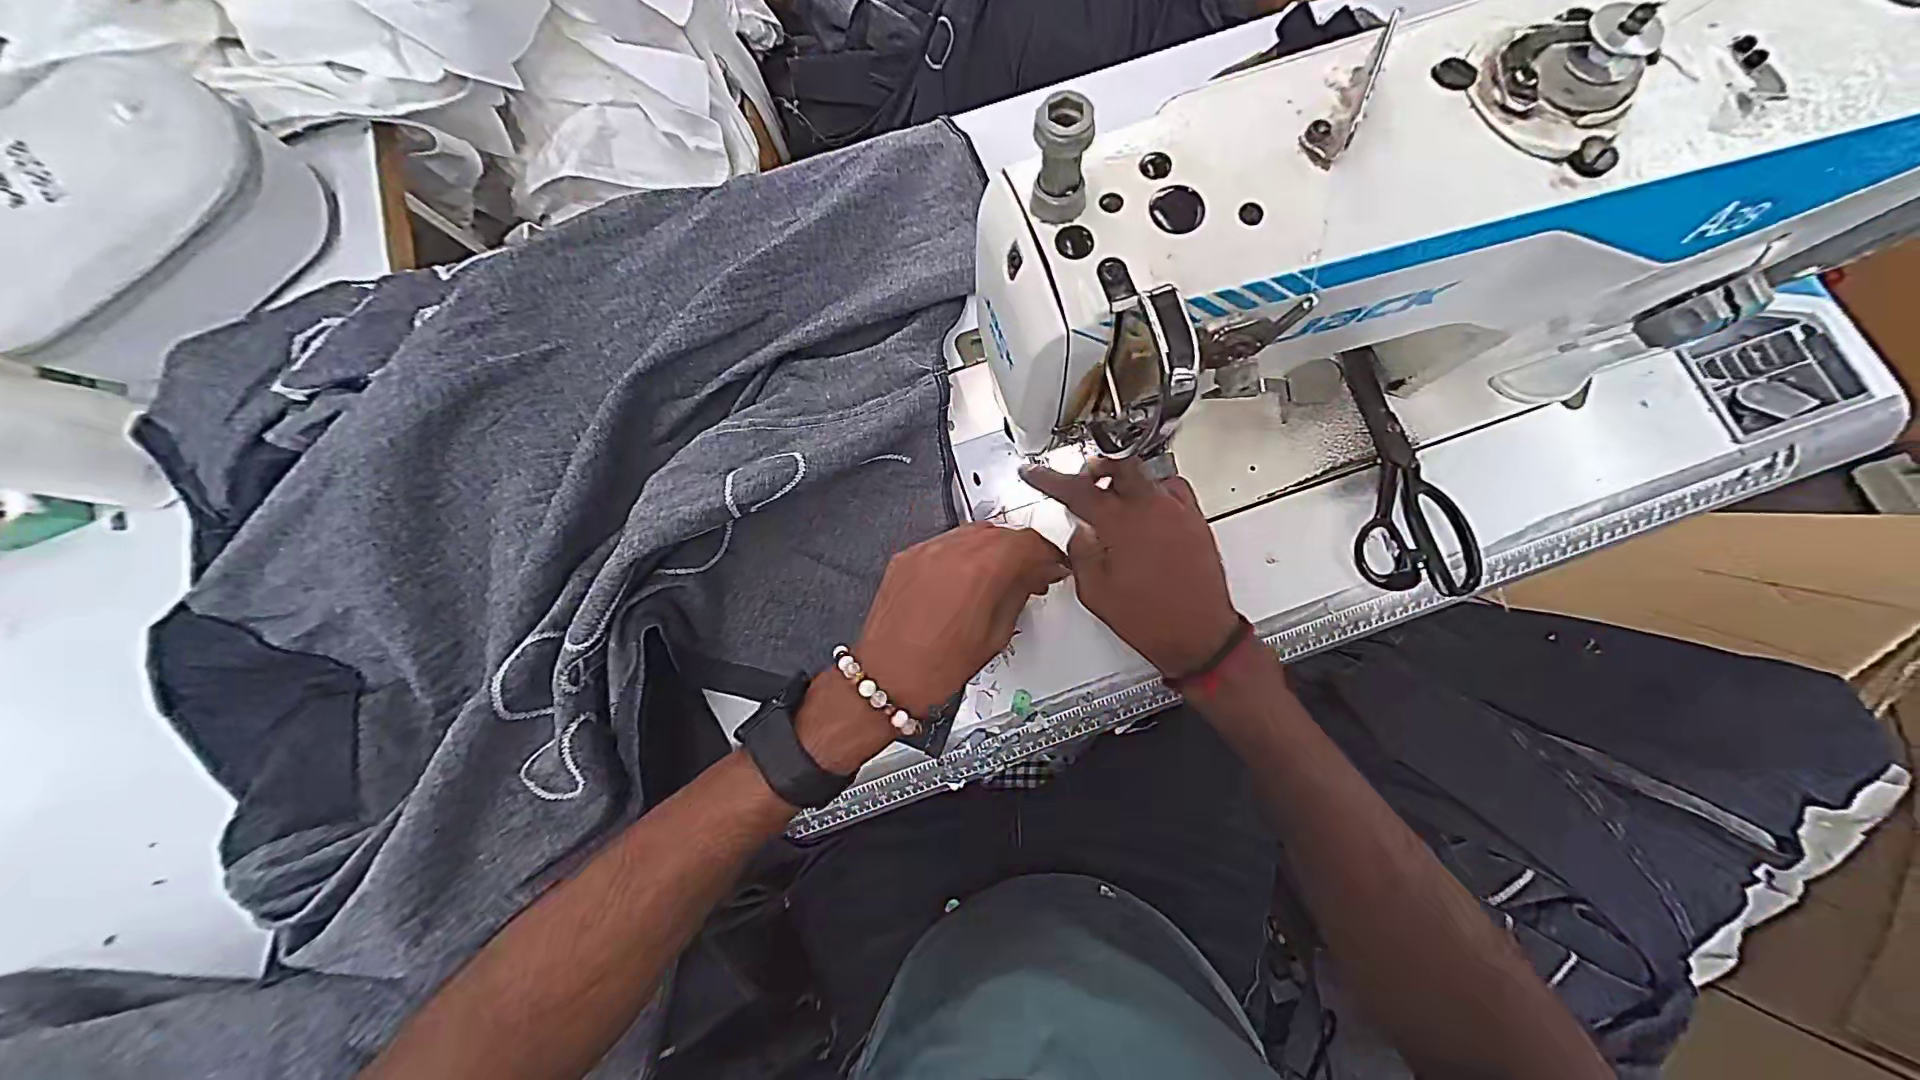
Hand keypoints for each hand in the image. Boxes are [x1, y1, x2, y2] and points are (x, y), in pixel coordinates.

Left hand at [854, 523, 1067, 717]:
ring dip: (993, 547)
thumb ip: (1019, 594)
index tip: (1052, 564)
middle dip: (1022, 549)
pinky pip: (944, 542)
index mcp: (979, 570)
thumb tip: (1033, 576)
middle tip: (1031, 570)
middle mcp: (950, 553)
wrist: (888, 677)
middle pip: (1001, 531)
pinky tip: (967, 575)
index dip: (1047, 552)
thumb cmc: (934, 667)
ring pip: (972, 531)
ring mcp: (925, 552)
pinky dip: (962, 552)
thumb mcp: (996, 634)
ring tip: (999, 574)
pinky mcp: (907, 557)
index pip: (1027, 541)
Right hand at [1020, 457, 1239, 676]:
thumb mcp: (1095, 591)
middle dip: (1093, 468)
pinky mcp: (1196, 521)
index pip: (1076, 489)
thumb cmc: (1152, 619)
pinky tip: (1148, 504)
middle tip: (1081, 478)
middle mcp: (1150, 509)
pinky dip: (1155, 490)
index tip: (1036, 474)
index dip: (1049, 479)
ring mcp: (1177, 512)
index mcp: (1119, 523)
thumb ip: (1080, 552)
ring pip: (1146, 473)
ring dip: (1123, 478)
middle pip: (1117, 465)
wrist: (1198, 635)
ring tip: (1112, 492)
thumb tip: (1080, 534)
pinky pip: (1174, 489)